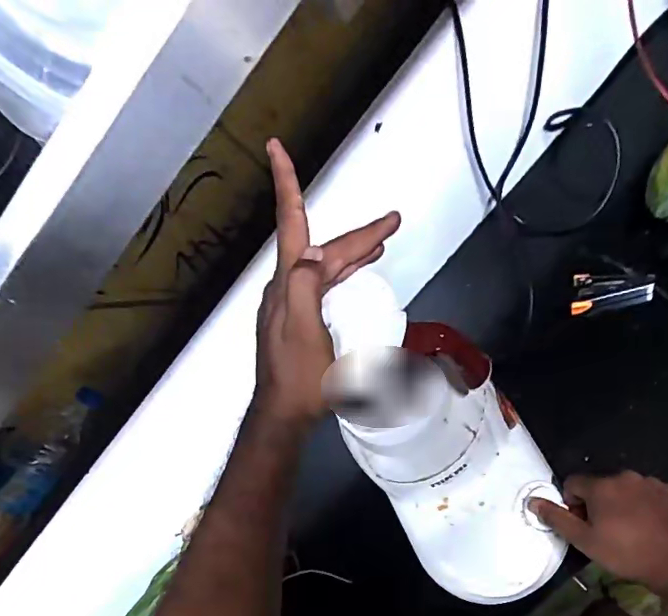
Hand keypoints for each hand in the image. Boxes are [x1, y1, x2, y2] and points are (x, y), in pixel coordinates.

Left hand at [253, 138, 399, 425]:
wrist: (283, 415)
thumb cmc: (297, 379)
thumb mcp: (302, 330)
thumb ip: (304, 287)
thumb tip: (315, 252)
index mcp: (288, 285)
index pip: (292, 226)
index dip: (286, 185)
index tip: (276, 147)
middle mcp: (287, 290)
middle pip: (322, 251)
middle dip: (356, 236)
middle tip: (391, 223)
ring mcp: (291, 308)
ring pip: (324, 270)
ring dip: (352, 254)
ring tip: (380, 244)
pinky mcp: (299, 326)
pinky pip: (323, 289)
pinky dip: (342, 277)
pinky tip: (354, 279)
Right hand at [528, 471, 667, 591]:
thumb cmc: (624, 553)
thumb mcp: (584, 540)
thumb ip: (557, 518)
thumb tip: (533, 502)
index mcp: (602, 485)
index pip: (573, 483)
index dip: (571, 504)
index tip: (582, 524)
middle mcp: (627, 476)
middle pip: (600, 485)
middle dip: (597, 503)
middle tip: (603, 531)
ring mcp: (653, 482)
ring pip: (625, 489)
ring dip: (621, 504)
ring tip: (628, 530)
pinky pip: (648, 494)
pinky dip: (644, 506)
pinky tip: (649, 527)